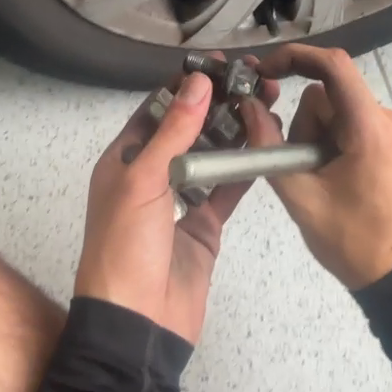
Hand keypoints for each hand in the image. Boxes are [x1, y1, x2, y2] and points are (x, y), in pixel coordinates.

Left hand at [73, 62, 278, 342]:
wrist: (137, 326)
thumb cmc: (125, 246)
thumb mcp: (144, 181)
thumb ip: (174, 130)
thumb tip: (199, 81)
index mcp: (125, 160)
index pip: (158, 109)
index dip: (186, 86)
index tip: (220, 66)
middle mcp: (152, 175)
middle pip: (189, 129)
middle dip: (218, 105)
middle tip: (253, 82)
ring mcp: (179, 201)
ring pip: (211, 156)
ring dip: (235, 133)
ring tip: (265, 106)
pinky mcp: (203, 226)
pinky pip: (226, 190)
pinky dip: (244, 170)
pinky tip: (266, 148)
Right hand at [242, 45, 391, 289]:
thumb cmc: (350, 242)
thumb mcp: (300, 197)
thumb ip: (268, 146)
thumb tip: (248, 104)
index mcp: (371, 129)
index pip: (334, 66)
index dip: (297, 56)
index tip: (266, 69)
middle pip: (333, 95)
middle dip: (309, 124)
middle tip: (305, 166)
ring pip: (344, 108)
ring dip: (325, 133)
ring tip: (326, 176)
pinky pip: (361, 120)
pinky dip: (342, 138)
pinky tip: (343, 173)